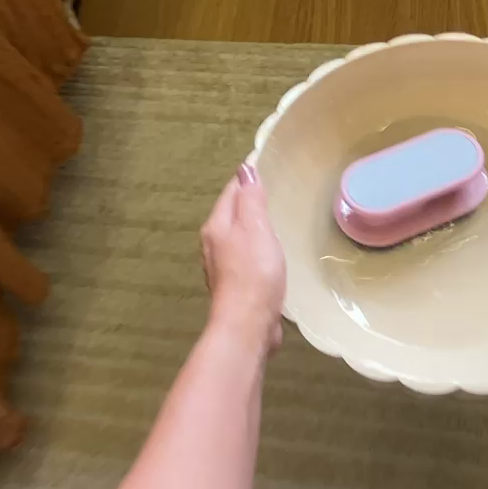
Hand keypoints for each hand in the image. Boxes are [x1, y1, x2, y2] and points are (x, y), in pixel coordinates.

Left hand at [201, 164, 286, 349]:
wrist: (248, 324)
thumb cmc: (254, 273)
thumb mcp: (256, 228)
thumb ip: (251, 199)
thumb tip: (244, 170)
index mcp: (217, 226)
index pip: (231, 191)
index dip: (248, 178)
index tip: (266, 164)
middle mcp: (214, 244)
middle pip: (231, 213)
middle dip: (248, 201)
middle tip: (274, 189)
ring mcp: (223, 267)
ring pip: (238, 236)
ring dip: (252, 226)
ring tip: (274, 219)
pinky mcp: (236, 285)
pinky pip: (246, 257)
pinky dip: (256, 249)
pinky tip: (270, 253)